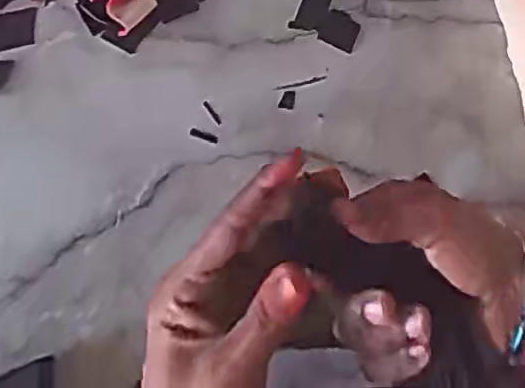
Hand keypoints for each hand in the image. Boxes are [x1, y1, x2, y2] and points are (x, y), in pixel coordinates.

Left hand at [143, 152, 313, 387]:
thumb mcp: (225, 375)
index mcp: (185, 288)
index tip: (294, 159)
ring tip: (339, 200)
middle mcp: (208, 280)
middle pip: (254, 227)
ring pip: (272, 243)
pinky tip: (331, 238)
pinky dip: (308, 250)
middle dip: (292, 199)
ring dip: (304, 220)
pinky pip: (283, 267)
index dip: (262, 190)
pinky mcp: (253, 308)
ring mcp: (232, 293)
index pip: (229, 227)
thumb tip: (299, 270)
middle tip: (333, 182)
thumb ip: (263, 322)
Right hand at [333, 179, 524, 349]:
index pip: (339, 239)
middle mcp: (382, 270)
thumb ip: (394, 212)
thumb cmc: (484, 249)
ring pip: (356, 332)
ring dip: (384, 333)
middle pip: (341, 294)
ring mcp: (391, 312)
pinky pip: (379, 364)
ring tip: (421, 326)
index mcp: (388, 228)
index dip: (329, 254)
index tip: (328, 268)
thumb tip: (340, 213)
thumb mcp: (444, 217)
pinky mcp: (401, 351)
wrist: (522, 307)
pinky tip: (424, 348)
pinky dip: (400, 358)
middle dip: (362, 306)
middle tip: (386, 307)